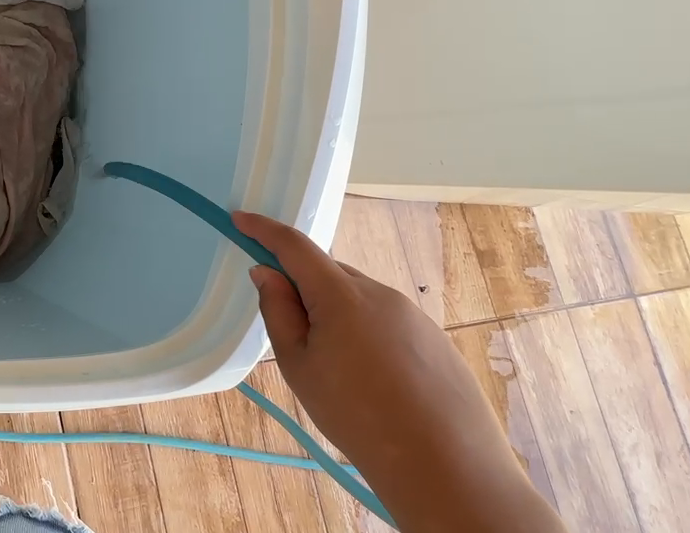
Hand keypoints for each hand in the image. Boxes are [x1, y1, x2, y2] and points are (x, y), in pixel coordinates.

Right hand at [233, 211, 564, 532]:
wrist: (450, 471)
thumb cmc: (357, 417)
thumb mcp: (298, 366)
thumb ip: (278, 311)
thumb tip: (268, 273)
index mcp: (341, 295)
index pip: (294, 245)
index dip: (262, 229)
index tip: (239, 218)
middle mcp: (380, 293)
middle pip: (329, 272)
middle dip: (303, 284)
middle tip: (291, 327)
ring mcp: (414, 316)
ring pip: (359, 298)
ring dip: (337, 311)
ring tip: (337, 368)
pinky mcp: (437, 341)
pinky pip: (387, 320)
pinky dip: (367, 332)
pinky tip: (373, 379)